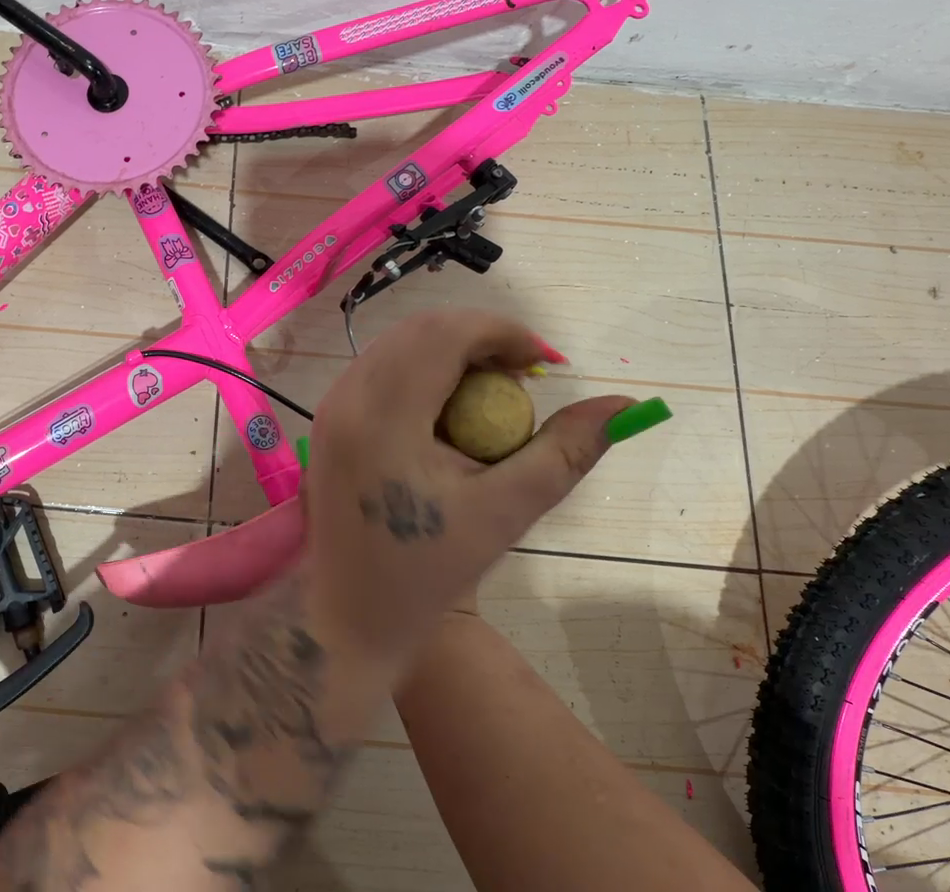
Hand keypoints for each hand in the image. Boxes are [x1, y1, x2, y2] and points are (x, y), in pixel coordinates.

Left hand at [301, 310, 633, 658]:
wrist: (346, 618)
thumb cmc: (424, 575)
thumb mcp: (503, 514)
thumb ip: (563, 453)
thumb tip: (623, 404)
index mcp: (383, 417)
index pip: (444, 334)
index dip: (503, 332)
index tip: (545, 365)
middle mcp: (346, 399)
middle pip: (419, 331)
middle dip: (479, 340)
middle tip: (522, 381)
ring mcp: (329, 409)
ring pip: (396, 346)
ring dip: (449, 354)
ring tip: (491, 398)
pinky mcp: (327, 423)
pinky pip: (379, 371)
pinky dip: (421, 374)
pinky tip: (449, 415)